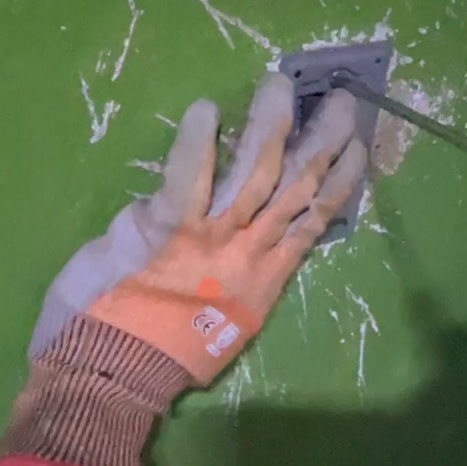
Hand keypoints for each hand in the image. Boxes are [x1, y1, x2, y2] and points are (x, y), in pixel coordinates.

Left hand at [0, 73, 366, 465]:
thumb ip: (229, 280)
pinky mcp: (166, 227)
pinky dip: (199, 142)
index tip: (356, 150)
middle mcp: (247, 252)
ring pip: (255, 174)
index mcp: (263, 278)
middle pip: (296, 188)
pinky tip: (207, 108)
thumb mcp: (217, 326)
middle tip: (342, 104)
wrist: (110, 378)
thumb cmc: (157, 358)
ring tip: (280, 87)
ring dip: (271, 127)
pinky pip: (190, 176)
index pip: (312, 221)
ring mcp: (210, 237)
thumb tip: (222, 241)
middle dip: (322, 144)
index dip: (339, 183)